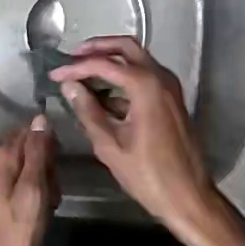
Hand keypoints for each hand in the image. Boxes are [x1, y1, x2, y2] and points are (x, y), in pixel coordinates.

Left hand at [0, 117, 57, 245]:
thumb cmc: (13, 238)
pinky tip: (34, 219)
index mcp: (2, 156)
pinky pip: (19, 188)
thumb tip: (41, 118)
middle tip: (53, 198)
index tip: (59, 170)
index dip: (51, 148)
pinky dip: (31, 200)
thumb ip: (37, 154)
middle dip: (48, 170)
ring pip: (27, 171)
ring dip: (42, 188)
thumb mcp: (33, 193)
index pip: (32, 131)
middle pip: (30, 151)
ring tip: (46, 212)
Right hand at [51, 37, 244, 245]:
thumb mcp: (110, 145)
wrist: (190, 198)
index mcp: (145, 85)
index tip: (54, 74)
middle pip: (125, 47)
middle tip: (72, 58)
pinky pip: (144, 75)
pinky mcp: (171, 99)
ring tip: (82, 72)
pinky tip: (103, 93)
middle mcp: (160, 78)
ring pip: (137, 58)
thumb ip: (88, 111)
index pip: (103, 64)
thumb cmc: (148, 175)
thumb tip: (69, 86)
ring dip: (110, 60)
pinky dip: (123, 76)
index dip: (75, 67)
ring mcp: (169, 87)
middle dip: (97, 48)